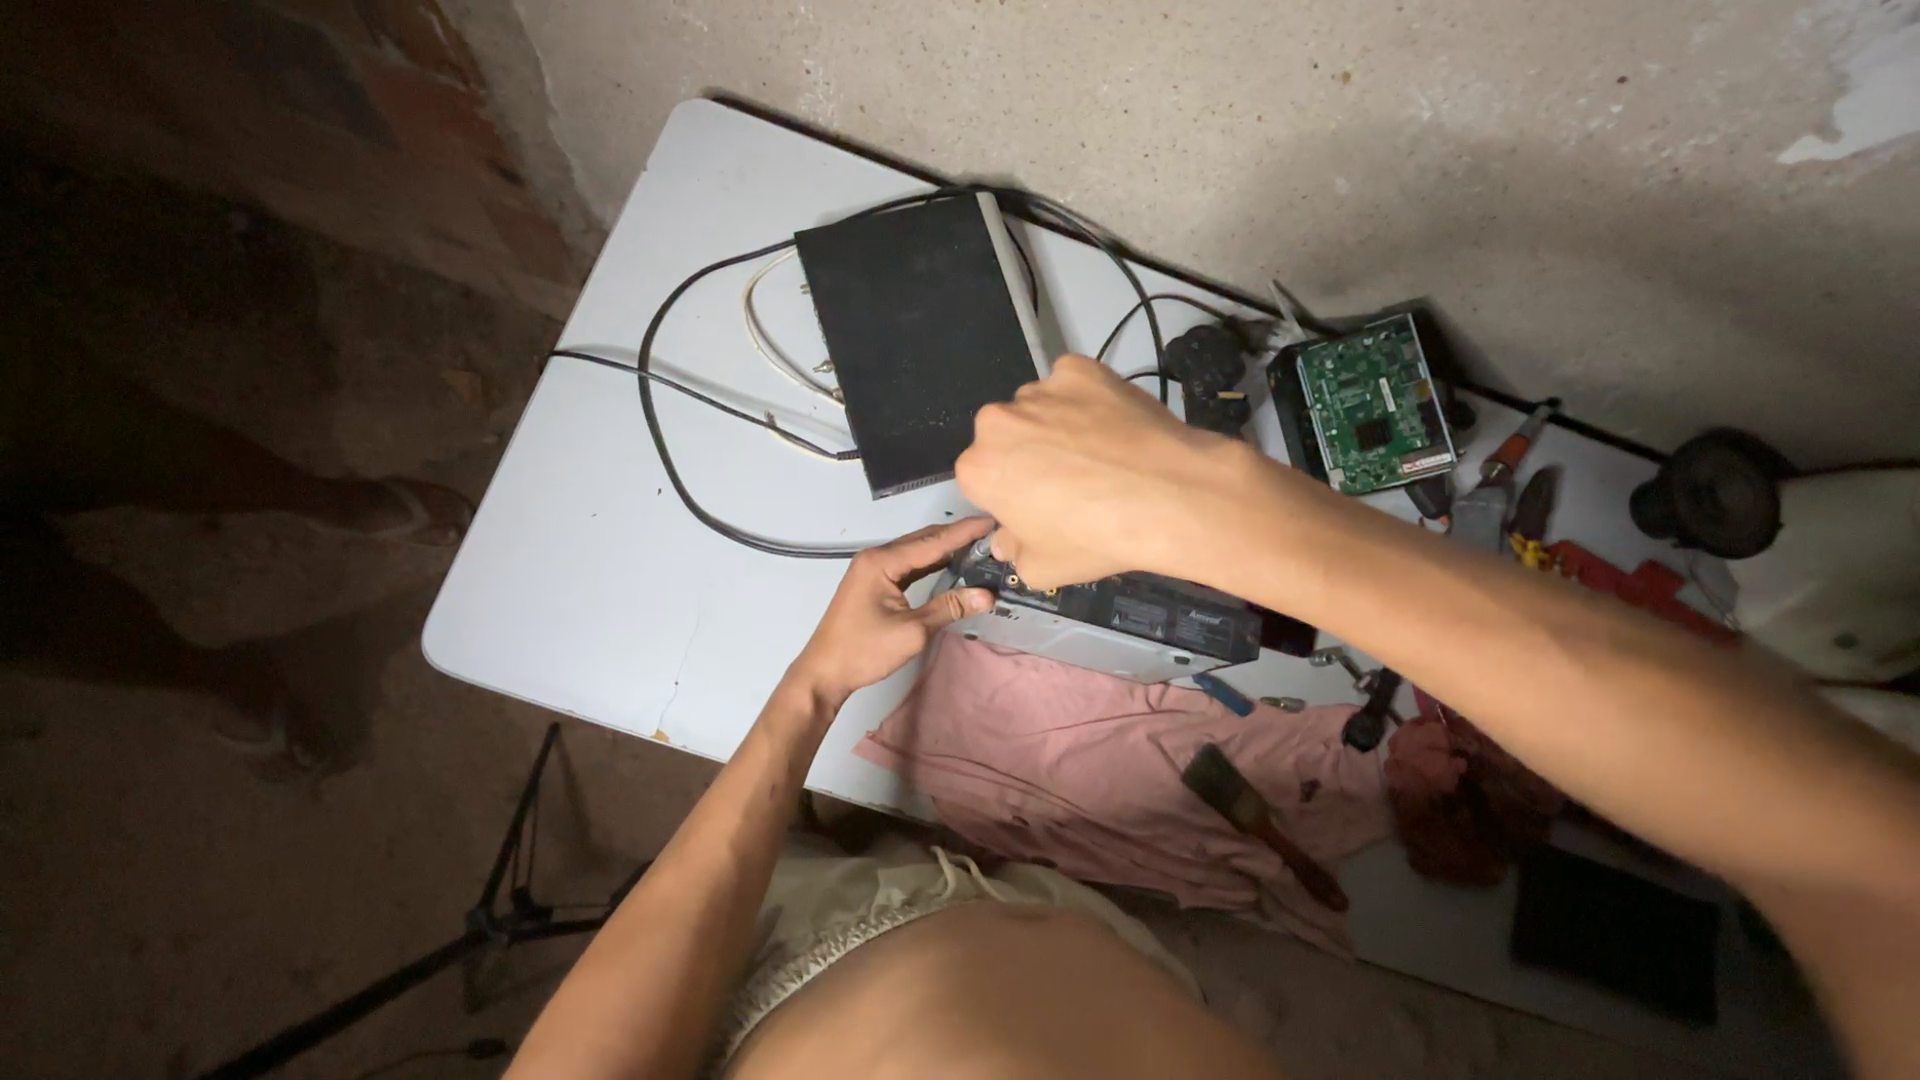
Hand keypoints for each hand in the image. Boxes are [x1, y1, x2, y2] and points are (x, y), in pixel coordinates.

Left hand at [787, 517, 996, 700]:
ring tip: (979, 544)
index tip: (992, 519)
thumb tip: (988, 595)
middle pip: (924, 540)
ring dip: (946, 548)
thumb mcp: (912, 631)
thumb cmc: (865, 651)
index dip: (964, 532)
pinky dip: (931, 562)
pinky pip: (909, 565)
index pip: (932, 541)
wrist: (824, 672)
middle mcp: (877, 557)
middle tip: (992, 532)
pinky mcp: (875, 582)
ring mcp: (873, 568)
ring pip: (917, 551)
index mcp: (882, 562)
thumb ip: (950, 608)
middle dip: (957, 535)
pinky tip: (952, 563)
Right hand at [955, 354, 1291, 589]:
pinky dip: (1086, 401)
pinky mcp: (1081, 369)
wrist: (1168, 495)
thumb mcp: (1043, 569)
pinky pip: (1073, 384)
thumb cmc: (1096, 538)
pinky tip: (1112, 427)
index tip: (1036, 506)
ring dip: (1055, 425)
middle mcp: (998, 420)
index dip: (1007, 494)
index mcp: (979, 468)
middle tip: (1068, 480)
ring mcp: (1041, 390)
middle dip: (1026, 454)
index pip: (981, 478)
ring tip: (1098, 454)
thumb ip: (1013, 552)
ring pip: (1038, 408)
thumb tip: (1007, 541)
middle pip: (1005, 437)